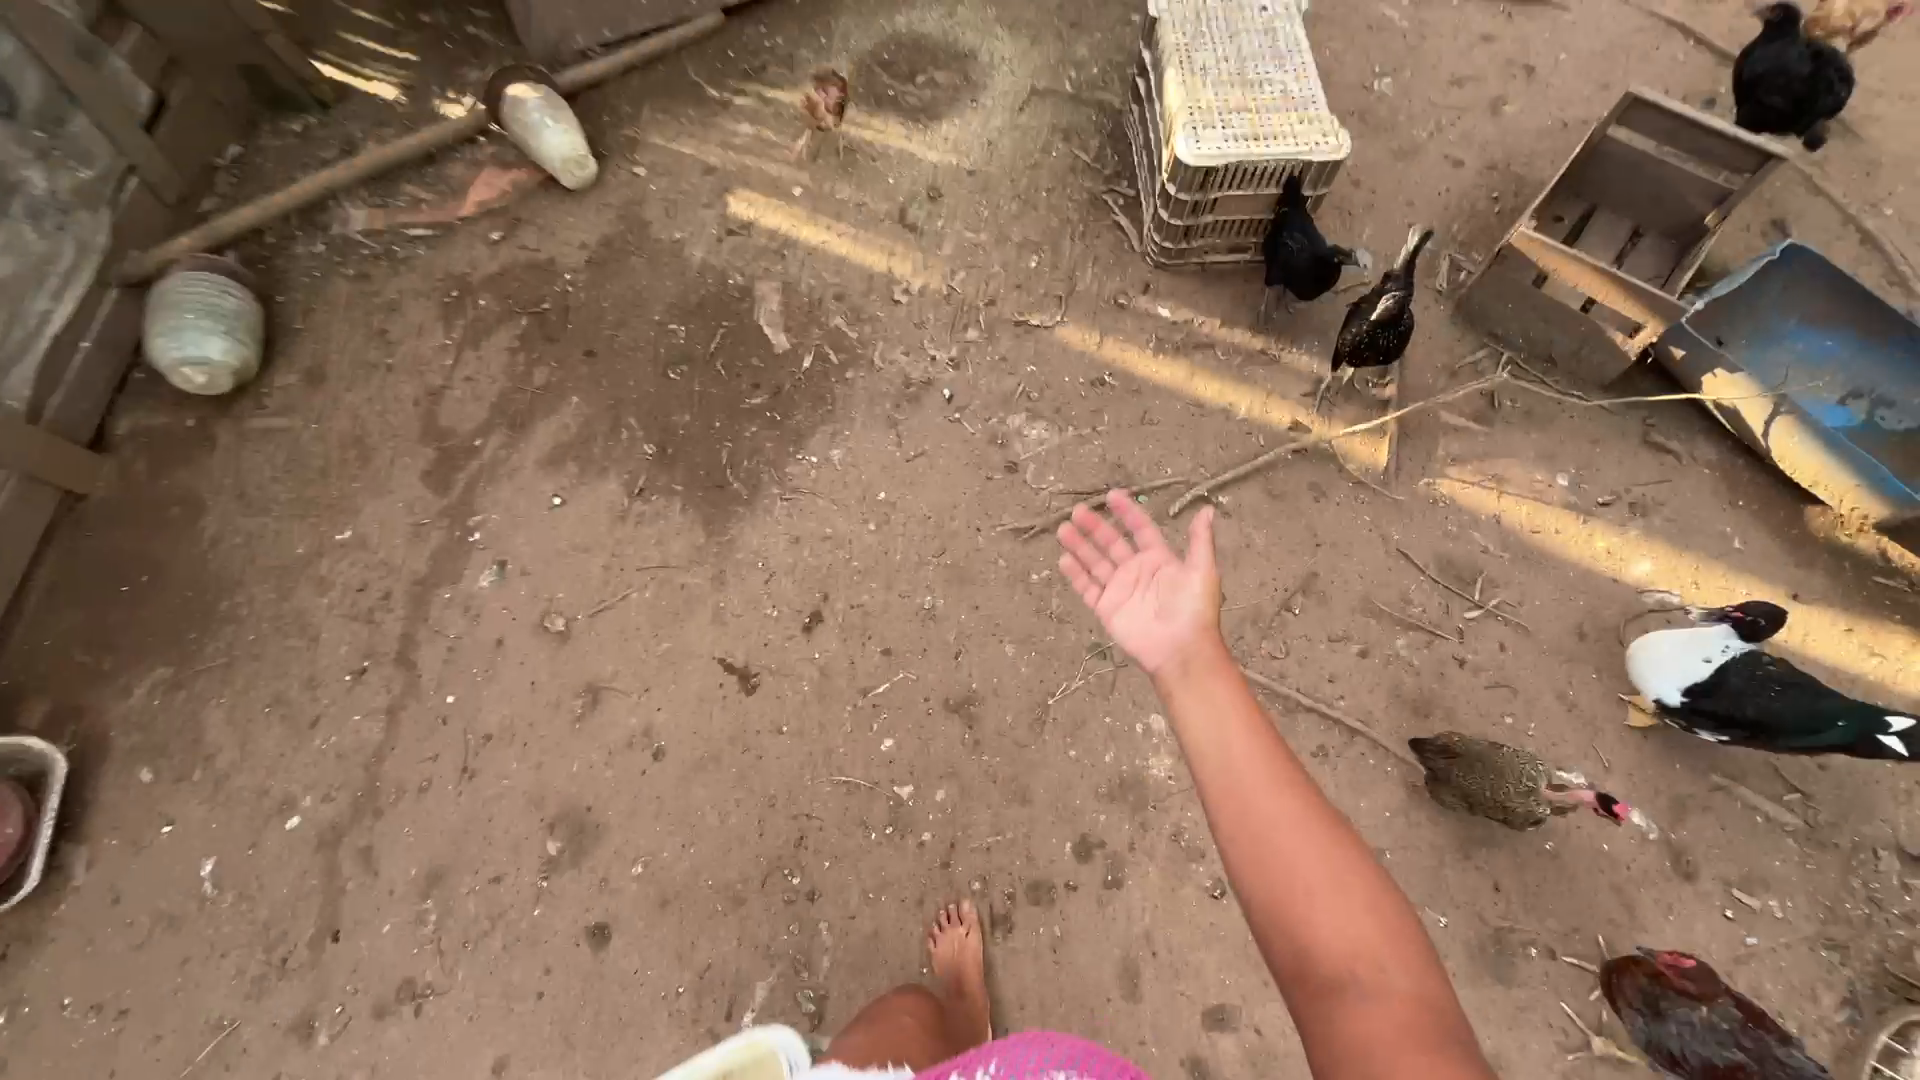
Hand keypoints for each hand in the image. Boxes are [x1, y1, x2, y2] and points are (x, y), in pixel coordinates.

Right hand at [1056, 490, 1222, 678]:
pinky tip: (1064, 559)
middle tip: (1078, 511)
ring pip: (1095, 563)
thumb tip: (1206, 509)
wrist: (1181, 649)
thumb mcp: (1202, 571)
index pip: (1140, 530)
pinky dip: (1076, 574)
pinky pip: (1088, 588)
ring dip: (1080, 546)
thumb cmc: (1194, 609)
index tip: (1112, 496)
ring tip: (1064, 529)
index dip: (1127, 512)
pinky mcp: (1106, 608)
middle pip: (1111, 543)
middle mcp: (1136, 571)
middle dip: (1095, 527)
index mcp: (1159, 559)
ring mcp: (1119, 590)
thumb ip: (1199, 540)